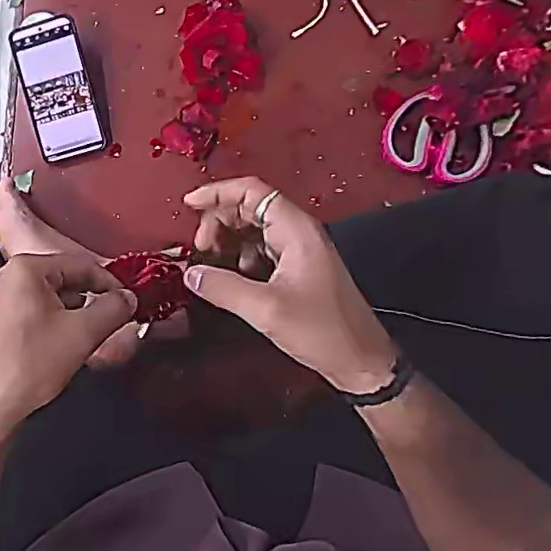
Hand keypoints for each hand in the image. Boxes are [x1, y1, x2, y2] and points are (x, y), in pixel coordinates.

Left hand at [0, 254, 137, 437]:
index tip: (127, 298)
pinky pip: (46, 314)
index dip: (112, 283)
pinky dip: (63, 326)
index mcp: (27, 270)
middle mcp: (13, 280)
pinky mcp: (7, 323)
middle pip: (71, 281)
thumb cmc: (22, 370)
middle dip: (96, 301)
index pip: (83, 265)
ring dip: (81, 316)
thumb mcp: (84, 333)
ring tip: (93, 337)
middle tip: (116, 318)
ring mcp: (7, 302)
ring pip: (60, 300)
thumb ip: (113, 309)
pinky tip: (70, 347)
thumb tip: (127, 298)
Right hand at [183, 178, 398, 393]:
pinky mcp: (297, 268)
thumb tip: (191, 273)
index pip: (252, 190)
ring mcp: (298, 250)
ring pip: (253, 229)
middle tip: (199, 248)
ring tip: (208, 263)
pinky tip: (226, 277)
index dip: (218, 192)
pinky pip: (260, 249)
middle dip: (218, 220)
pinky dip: (239, 256)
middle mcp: (298, 232)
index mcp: (296, 230)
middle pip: (250, 206)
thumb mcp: (267, 310)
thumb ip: (224, 288)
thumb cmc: (323, 331)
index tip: (189, 204)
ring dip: (227, 240)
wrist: (360, 360)